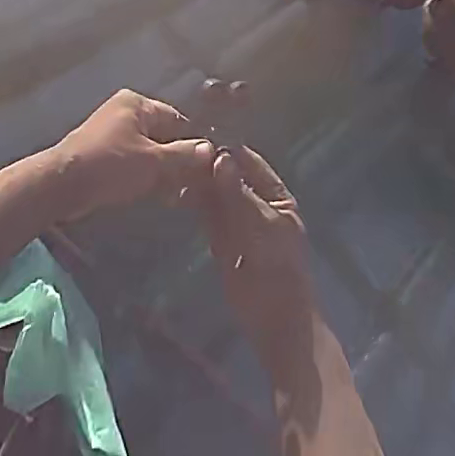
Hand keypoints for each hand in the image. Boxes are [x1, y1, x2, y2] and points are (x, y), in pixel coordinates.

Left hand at [50, 90, 214, 220]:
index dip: (192, 142)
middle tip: (193, 185)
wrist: (61, 185)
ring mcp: (113, 133)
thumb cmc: (110, 164)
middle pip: (163, 135)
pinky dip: (145, 175)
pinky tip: (157, 195)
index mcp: (137, 103)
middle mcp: (125, 112)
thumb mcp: (153, 160)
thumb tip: (210, 150)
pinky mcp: (104, 154)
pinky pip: (134, 161)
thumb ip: (183, 155)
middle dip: (177, 160)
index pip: (177, 119)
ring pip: (149, 151)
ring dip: (163, 172)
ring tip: (177, 194)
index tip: (207, 166)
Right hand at [199, 146, 315, 371]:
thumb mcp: (260, 225)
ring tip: (176, 167)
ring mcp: (238, 222)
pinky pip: (208, 215)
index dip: (229, 150)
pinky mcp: (222, 240)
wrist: (275, 320)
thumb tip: (219, 157)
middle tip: (182, 151)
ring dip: (200, 183)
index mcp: (276, 195)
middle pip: (230, 177)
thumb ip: (237, 193)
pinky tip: (179, 191)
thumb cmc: (278, 266)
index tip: (203, 135)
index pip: (250, 163)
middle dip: (210, 166)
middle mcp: (256, 203)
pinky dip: (196, 203)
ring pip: (217, 195)